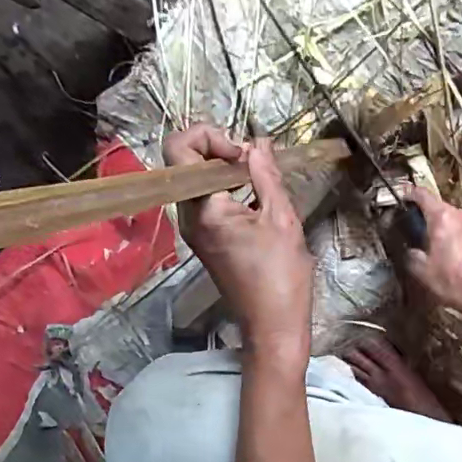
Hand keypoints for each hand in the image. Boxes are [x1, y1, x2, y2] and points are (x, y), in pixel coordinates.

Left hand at [163, 126, 312, 357]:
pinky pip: (207, 200)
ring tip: (259, 178)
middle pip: (185, 162)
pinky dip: (227, 188)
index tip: (243, 153)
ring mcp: (195, 230)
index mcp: (203, 209)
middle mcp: (189, 217)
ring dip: (224, 169)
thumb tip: (258, 143)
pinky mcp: (206, 240)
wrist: (273, 324)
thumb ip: (266, 176)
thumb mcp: (282, 220)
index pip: (179, 149)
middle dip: (218, 150)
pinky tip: (256, 198)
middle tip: (254, 161)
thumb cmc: (281, 276)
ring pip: (196, 181)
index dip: (209, 136)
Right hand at [400, 184, 461, 318]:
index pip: (421, 194)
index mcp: (442, 216)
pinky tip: (449, 255)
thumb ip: (411, 255)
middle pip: (437, 207)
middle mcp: (460, 214)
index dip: (408, 195)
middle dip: (424, 218)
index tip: (400, 200)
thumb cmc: (455, 280)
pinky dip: (453, 237)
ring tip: (431, 247)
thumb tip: (410, 251)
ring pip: (451, 219)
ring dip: (440, 228)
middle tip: (413, 232)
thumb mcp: (422, 271)